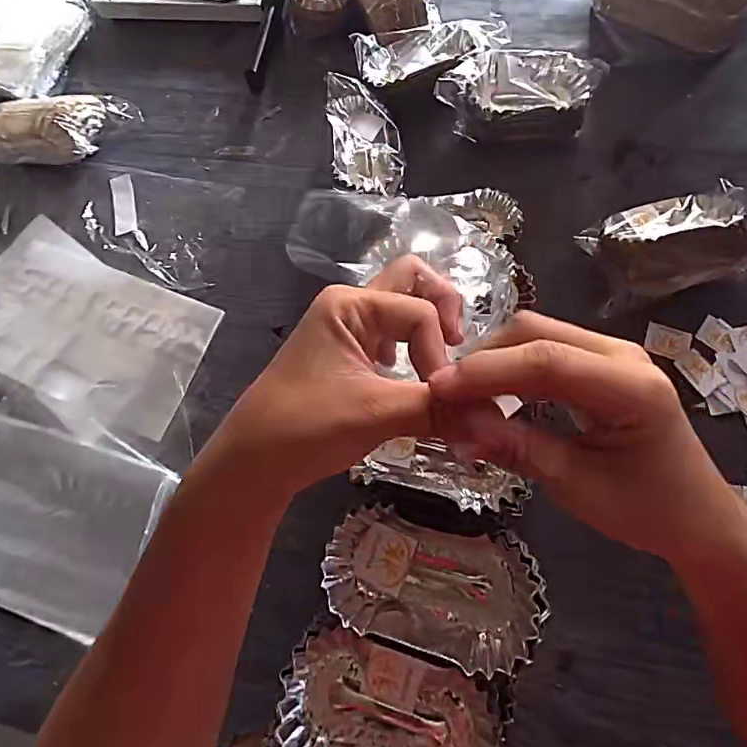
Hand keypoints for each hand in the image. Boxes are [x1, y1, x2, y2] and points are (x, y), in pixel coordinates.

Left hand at [206, 256, 471, 499]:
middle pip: (414, 280)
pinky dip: (414, 346)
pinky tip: (416, 377)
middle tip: (458, 345)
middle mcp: (350, 305)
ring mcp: (347, 328)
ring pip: (404, 304)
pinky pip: (393, 333)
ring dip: (430, 326)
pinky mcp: (348, 353)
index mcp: (350, 305)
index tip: (441, 395)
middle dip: (445, 306)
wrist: (251, 466)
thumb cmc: (305, 428)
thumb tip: (495, 417)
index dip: (439, 353)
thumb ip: (439, 409)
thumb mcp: (378, 414)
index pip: (421, 313)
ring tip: (443, 363)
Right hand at [428, 312, 746, 563]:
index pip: (547, 361)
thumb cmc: (647, 510)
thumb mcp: (576, 486)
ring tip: (462, 397)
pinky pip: (551, 352)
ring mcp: (615, 354)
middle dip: (487, 359)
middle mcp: (624, 354)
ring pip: (540, 336)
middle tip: (445, 395)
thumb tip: (456, 429)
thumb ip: (517, 449)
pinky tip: (493, 393)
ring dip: (497, 361)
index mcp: (631, 386)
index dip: (487, 372)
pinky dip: (515, 369)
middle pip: (538, 333)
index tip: (439, 390)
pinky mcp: (604, 363)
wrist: (697, 517)